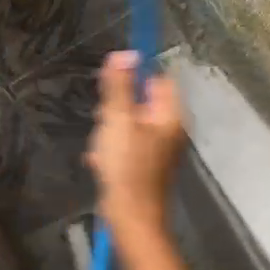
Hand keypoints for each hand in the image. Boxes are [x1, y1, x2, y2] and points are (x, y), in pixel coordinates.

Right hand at [87, 52, 186, 232]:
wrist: (130, 216)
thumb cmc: (127, 165)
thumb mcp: (118, 118)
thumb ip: (120, 85)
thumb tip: (125, 53)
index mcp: (170, 116)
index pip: (159, 78)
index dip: (136, 75)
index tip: (112, 83)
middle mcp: (169, 129)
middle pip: (141, 99)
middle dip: (117, 106)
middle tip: (104, 119)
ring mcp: (158, 148)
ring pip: (129, 121)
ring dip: (109, 128)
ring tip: (101, 144)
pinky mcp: (145, 163)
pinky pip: (125, 143)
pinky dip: (111, 147)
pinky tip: (100, 160)